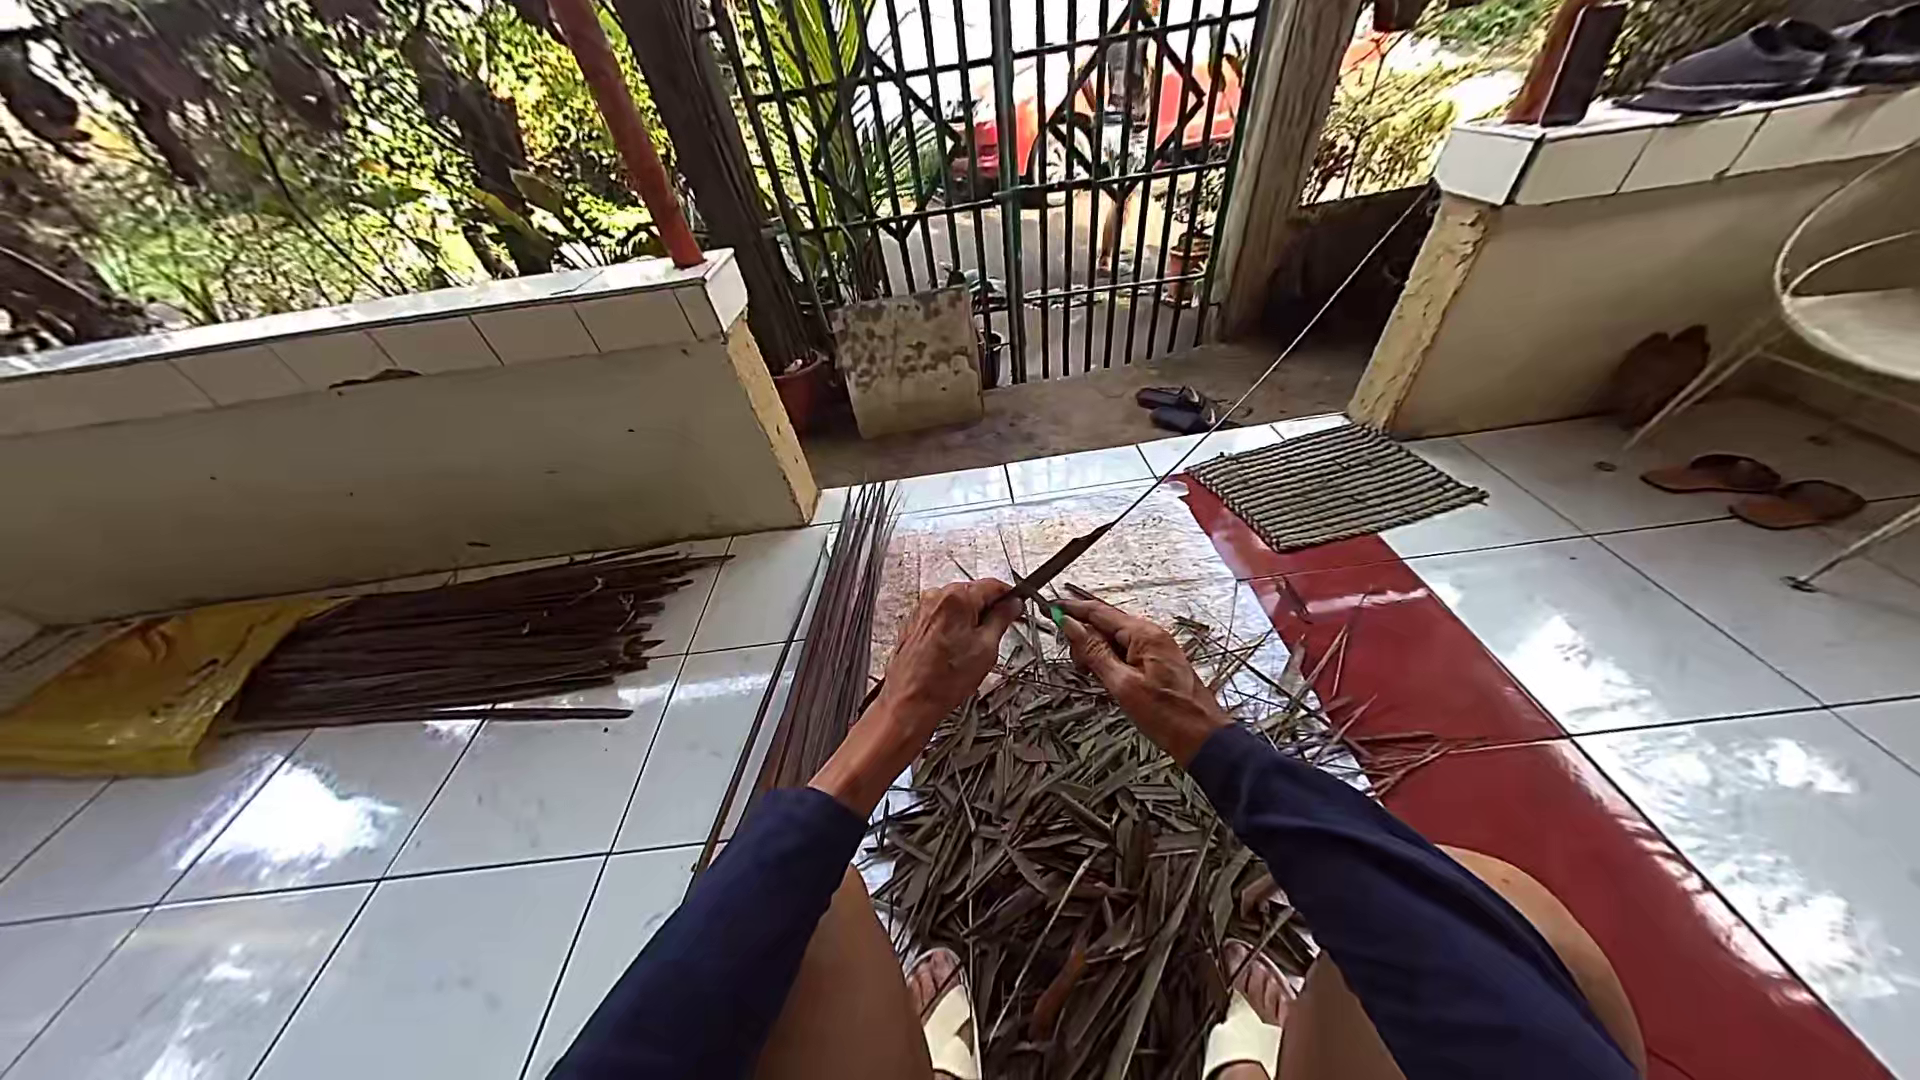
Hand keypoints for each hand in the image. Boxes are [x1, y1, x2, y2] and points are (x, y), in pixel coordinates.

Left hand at [810, 579, 1021, 813]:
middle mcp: (936, 597)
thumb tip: (1012, 605)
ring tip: (972, 649)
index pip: (992, 585)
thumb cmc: (942, 680)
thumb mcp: (987, 648)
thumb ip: (1002, 619)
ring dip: (969, 619)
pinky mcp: (914, 623)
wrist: (911, 700)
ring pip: (956, 605)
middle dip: (987, 609)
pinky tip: (955, 651)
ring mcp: (922, 609)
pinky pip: (941, 616)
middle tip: (997, 632)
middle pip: (972, 593)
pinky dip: (951, 627)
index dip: (1009, 596)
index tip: (1016, 606)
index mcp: (957, 598)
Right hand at [1057, 597, 1229, 765]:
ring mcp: (1155, 647)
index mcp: (1144, 634)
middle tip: (1075, 662)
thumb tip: (1070, 626)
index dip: (1072, 610)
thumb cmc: (1167, 715)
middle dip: (1084, 637)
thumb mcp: (1122, 685)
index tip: (1050, 609)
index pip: (1099, 612)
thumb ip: (1094, 652)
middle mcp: (1150, 634)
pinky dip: (1109, 660)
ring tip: (1090, 673)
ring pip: (1114, 639)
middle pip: (1106, 624)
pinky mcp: (1156, 661)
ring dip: (1096, 651)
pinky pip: (1125, 651)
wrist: (1203, 739)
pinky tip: (1104, 677)